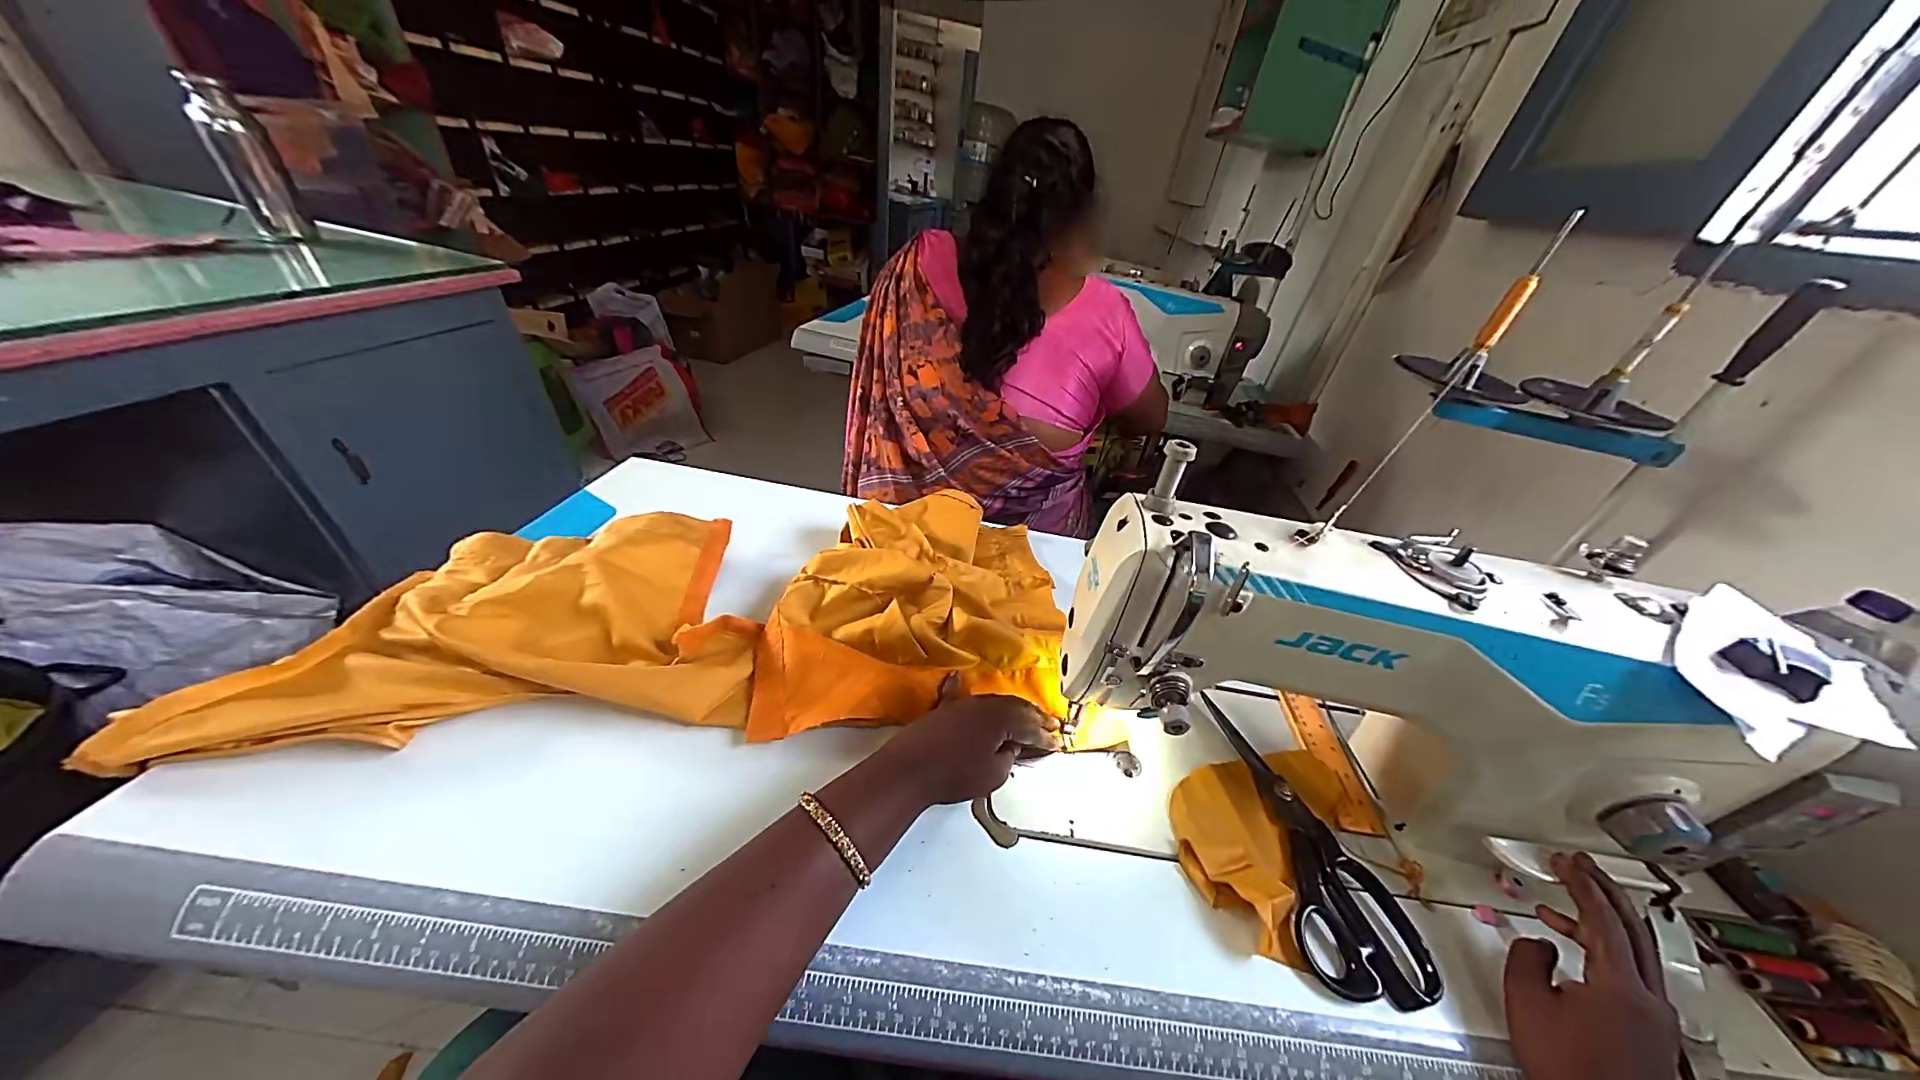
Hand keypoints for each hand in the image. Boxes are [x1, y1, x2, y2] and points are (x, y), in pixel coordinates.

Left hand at [866, 678, 1058, 806]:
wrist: (909, 769)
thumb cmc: (954, 773)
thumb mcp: (994, 774)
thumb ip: (1008, 757)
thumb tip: (1009, 747)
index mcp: (1001, 718)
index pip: (1031, 727)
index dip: (1046, 737)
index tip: (1056, 742)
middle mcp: (984, 705)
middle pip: (1015, 708)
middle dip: (1034, 717)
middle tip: (1050, 725)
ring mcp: (962, 705)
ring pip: (994, 702)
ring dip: (1011, 708)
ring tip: (1024, 714)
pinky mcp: (943, 711)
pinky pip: (957, 695)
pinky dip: (960, 687)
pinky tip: (958, 678)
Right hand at [1504, 853, 1681, 1079]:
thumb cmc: (1567, 1067)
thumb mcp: (1527, 1001)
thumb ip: (1527, 957)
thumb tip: (1537, 942)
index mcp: (1621, 985)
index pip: (1604, 918)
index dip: (1581, 883)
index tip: (1566, 860)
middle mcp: (1648, 998)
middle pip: (1632, 930)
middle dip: (1604, 891)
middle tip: (1579, 866)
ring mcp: (1655, 1017)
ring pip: (1633, 952)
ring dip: (1598, 921)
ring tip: (1560, 906)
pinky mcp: (1650, 1031)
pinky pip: (1631, 974)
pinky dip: (1602, 950)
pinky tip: (1572, 953)